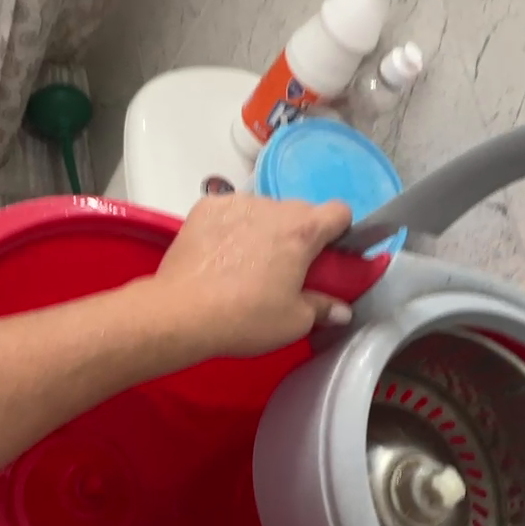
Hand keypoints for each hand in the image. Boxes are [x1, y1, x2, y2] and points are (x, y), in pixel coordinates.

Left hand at [147, 191, 353, 357]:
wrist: (182, 313)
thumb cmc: (246, 318)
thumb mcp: (294, 322)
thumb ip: (324, 309)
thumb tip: (342, 310)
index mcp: (302, 231)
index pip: (339, 212)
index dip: (339, 232)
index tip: (326, 256)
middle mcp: (272, 206)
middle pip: (299, 212)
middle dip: (298, 235)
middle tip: (285, 270)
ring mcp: (236, 203)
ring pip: (263, 210)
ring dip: (264, 229)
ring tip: (246, 264)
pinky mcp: (205, 207)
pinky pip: (231, 211)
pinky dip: (232, 227)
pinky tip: (221, 254)